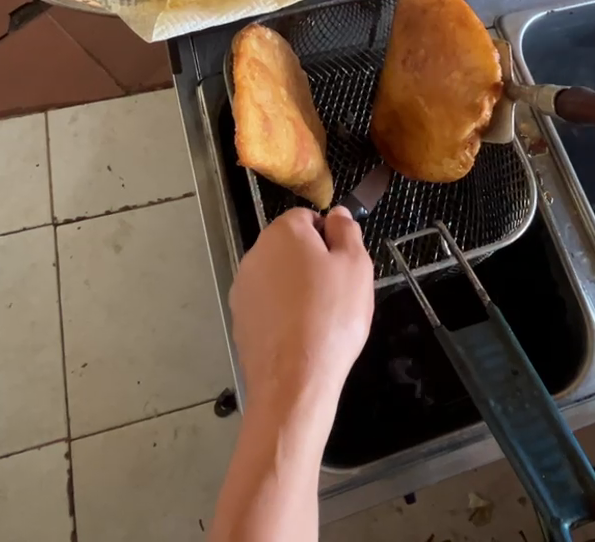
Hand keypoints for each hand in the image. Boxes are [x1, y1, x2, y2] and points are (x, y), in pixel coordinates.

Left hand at [229, 206, 374, 413]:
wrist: (295, 380)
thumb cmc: (332, 315)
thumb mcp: (355, 265)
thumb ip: (347, 232)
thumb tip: (337, 214)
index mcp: (283, 232)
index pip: (308, 217)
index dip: (330, 238)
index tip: (344, 265)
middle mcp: (256, 253)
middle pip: (291, 247)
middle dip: (313, 263)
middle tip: (337, 291)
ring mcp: (243, 287)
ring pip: (279, 277)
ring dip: (297, 288)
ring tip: (321, 318)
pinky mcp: (239, 318)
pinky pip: (268, 305)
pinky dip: (283, 313)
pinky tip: (301, 335)